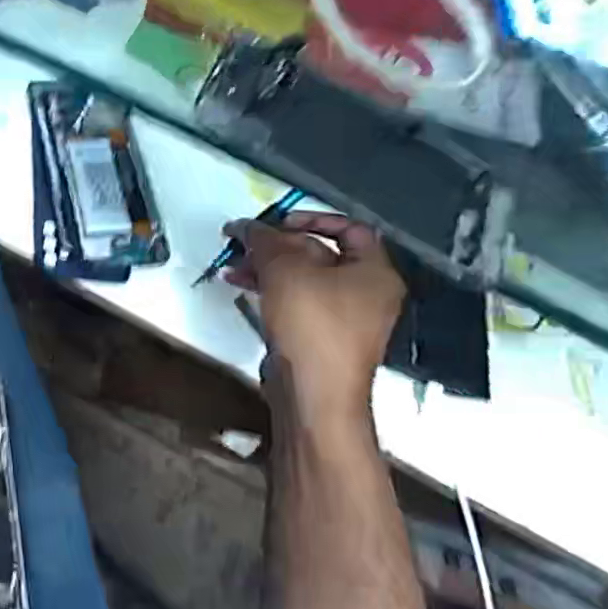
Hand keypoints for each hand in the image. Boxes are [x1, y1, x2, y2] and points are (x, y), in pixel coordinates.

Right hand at [223, 211, 405, 416]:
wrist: (313, 390)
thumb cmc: (311, 322)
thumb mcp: (282, 268)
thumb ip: (263, 239)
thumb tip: (245, 225)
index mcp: (374, 272)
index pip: (350, 228)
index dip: (313, 218)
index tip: (278, 222)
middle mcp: (366, 292)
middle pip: (319, 252)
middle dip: (276, 244)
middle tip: (244, 240)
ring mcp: (344, 316)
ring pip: (301, 276)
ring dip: (265, 265)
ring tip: (233, 262)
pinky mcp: (320, 334)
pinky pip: (295, 299)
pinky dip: (269, 287)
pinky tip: (239, 283)